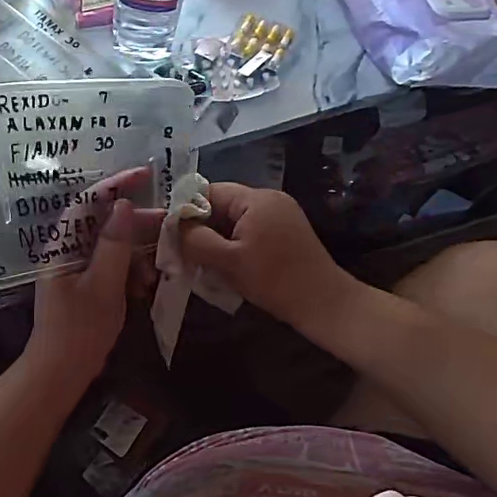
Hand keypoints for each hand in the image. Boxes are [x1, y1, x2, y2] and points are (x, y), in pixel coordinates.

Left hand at [27, 182, 161, 372]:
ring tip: (152, 275)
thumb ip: (114, 245)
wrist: (61, 372)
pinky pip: (113, 267)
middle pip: (104, 223)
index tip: (146, 174)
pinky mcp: (87, 285)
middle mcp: (68, 251)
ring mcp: (77, 268)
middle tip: (169, 225)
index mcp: (63, 246)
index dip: (116, 184)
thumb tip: (123, 205)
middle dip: (136, 225)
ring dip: (136, 255)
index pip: (88, 202)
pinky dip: (130, 273)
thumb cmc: (79, 329)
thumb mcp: (102, 286)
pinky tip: (143, 288)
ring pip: (113, 246)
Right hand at [180, 183, 353, 328]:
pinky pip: (248, 232)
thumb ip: (195, 239)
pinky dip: (233, 246)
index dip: (187, 211)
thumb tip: (173, 225)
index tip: (172, 235)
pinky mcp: (285, 234)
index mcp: (256, 199)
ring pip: (233, 221)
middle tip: (184, 253)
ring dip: (216, 240)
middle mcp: (269, 200)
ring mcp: (280, 216)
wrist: (323, 304)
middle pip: (222, 206)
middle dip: (201, 228)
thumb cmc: (273, 279)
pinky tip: (226, 267)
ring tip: (203, 263)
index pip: (209, 192)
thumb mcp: (227, 260)